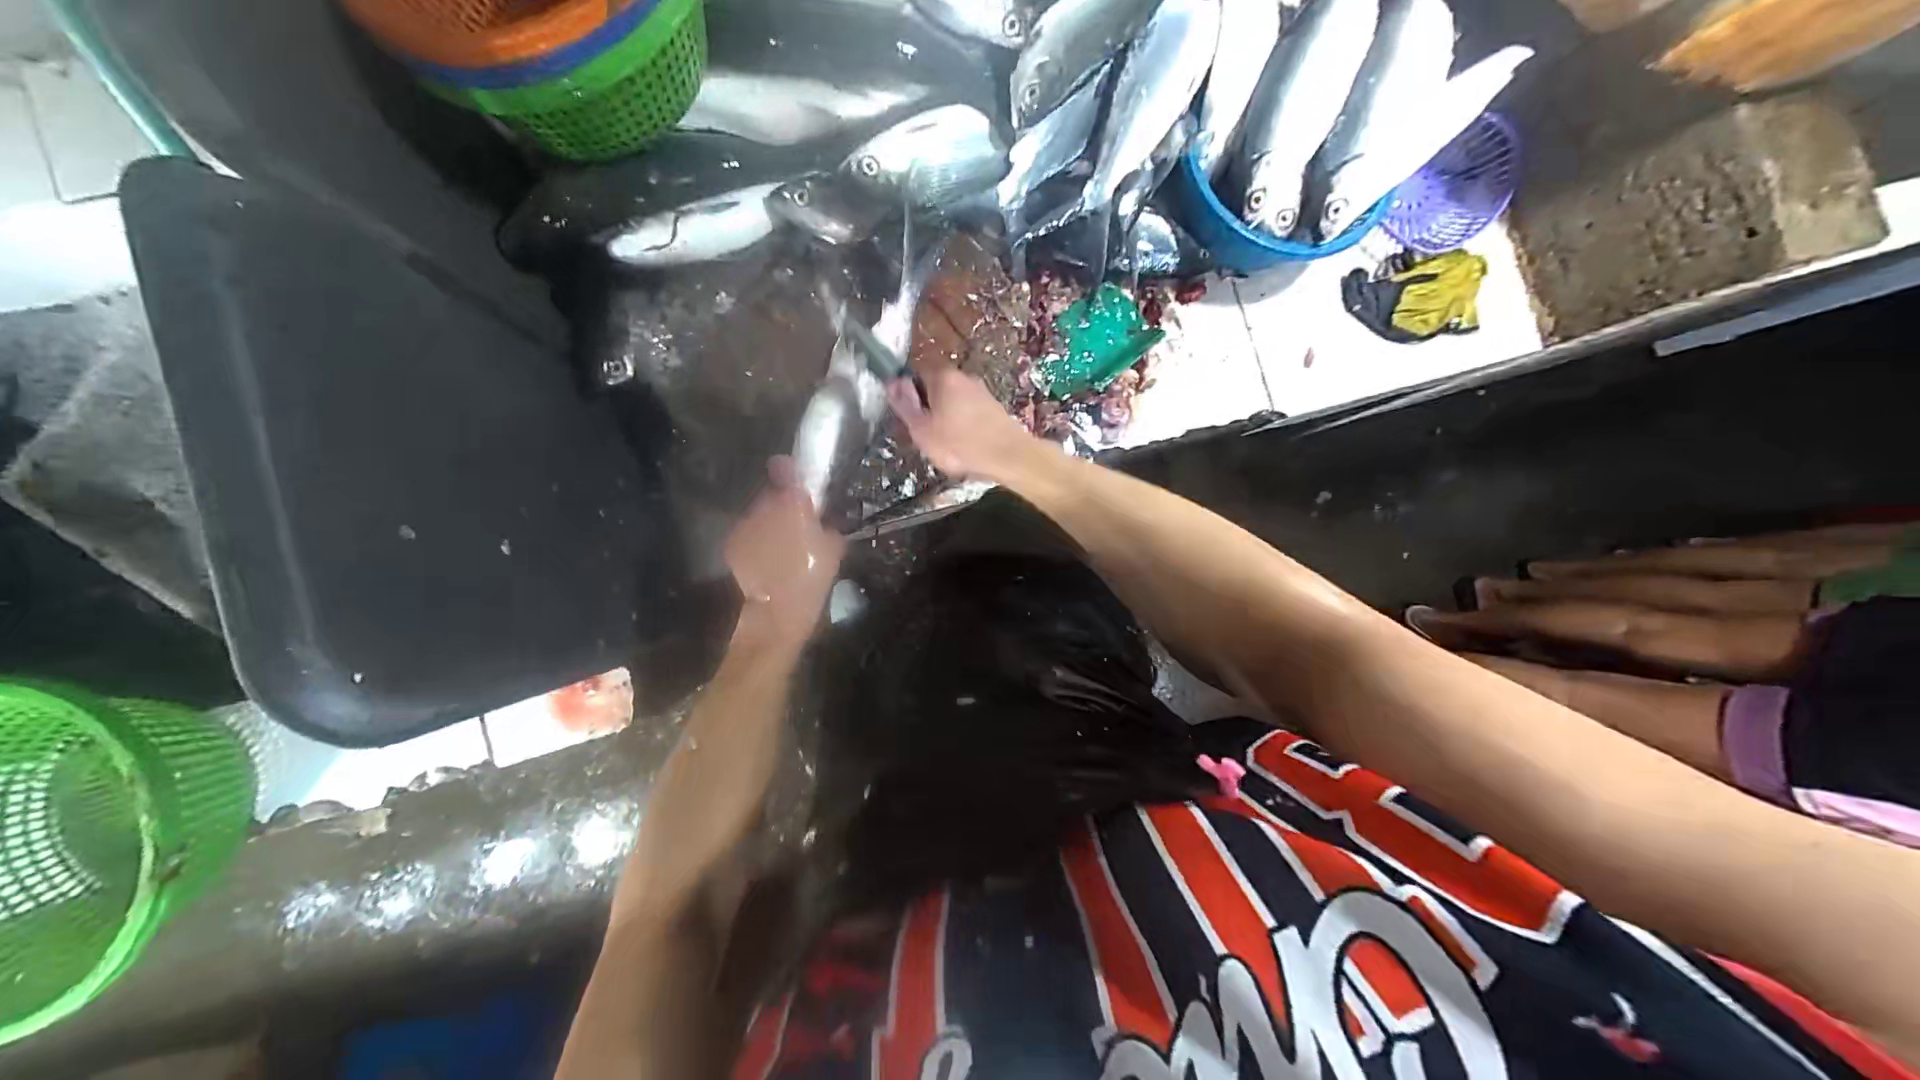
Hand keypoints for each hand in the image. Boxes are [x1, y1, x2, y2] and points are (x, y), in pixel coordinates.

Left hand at [724, 456, 845, 647]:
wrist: (778, 611)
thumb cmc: (812, 577)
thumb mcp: (834, 548)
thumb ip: (828, 525)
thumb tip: (822, 518)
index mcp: (791, 503)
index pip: (785, 469)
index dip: (791, 471)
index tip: (799, 482)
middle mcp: (763, 506)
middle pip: (771, 493)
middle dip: (782, 503)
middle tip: (797, 522)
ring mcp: (744, 525)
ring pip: (758, 513)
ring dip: (768, 522)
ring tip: (782, 543)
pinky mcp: (732, 543)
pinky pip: (748, 533)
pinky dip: (756, 540)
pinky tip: (767, 557)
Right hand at [888, 367, 1044, 483]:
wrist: (1008, 456)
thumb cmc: (959, 444)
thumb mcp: (922, 430)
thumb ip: (905, 405)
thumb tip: (892, 383)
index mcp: (943, 376)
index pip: (915, 370)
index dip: (905, 389)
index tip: (904, 412)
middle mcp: (963, 377)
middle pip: (935, 385)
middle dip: (926, 404)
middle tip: (921, 431)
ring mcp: (981, 391)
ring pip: (953, 399)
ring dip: (944, 415)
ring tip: (942, 441)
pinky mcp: (994, 407)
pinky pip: (968, 411)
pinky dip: (961, 423)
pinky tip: (962, 443)